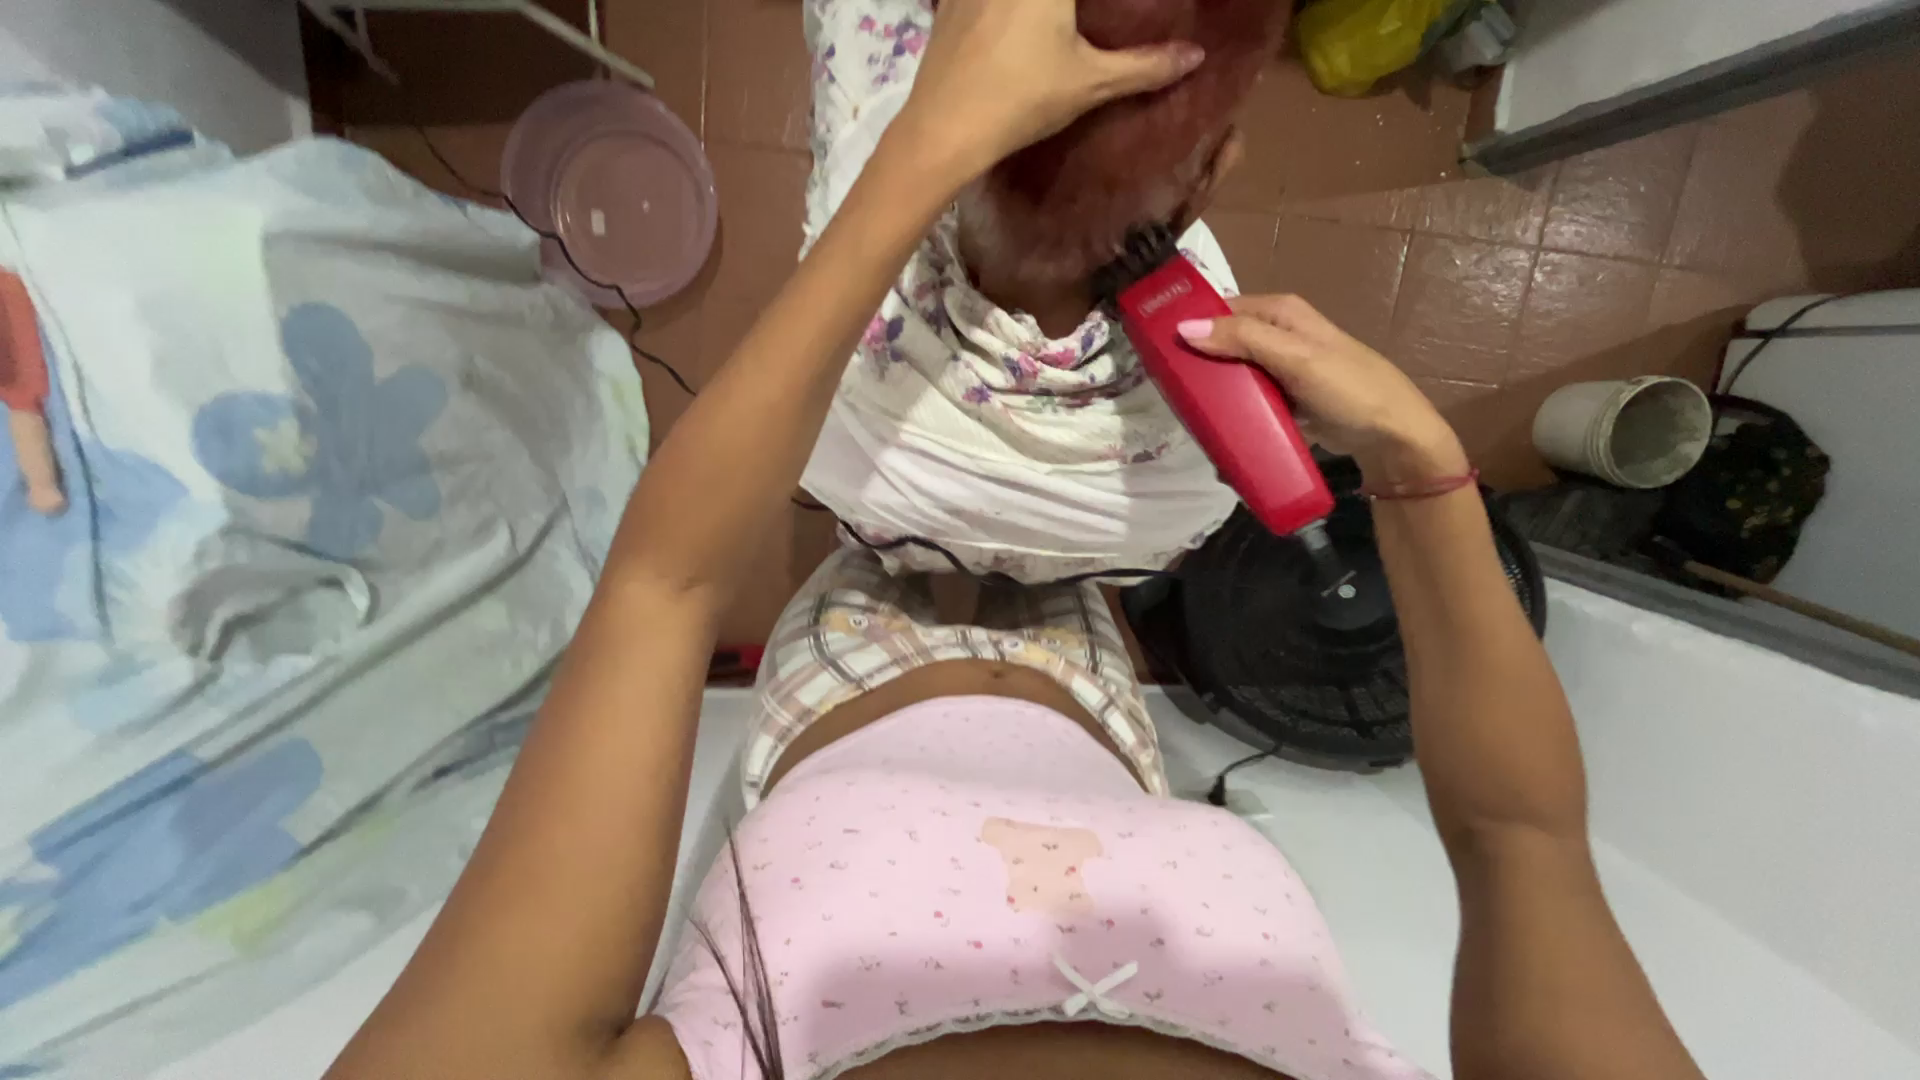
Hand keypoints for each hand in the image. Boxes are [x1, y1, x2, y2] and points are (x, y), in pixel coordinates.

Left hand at [893, 0, 1205, 182]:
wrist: (943, 130)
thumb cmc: (1021, 101)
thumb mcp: (1089, 84)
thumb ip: (1143, 66)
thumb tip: (1194, 57)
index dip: (1098, 5)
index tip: (1095, 18)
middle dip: (1074, 7)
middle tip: (1084, 18)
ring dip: (1043, 6)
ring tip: (1057, 20)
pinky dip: (1002, 4)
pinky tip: (1013, 22)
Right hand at [1176, 295, 1467, 479]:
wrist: (1392, 436)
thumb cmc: (1349, 389)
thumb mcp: (1296, 359)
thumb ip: (1243, 340)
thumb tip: (1183, 328)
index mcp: (1280, 312)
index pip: (1219, 309)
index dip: (1188, 324)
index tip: (1155, 352)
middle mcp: (1276, 334)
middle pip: (1220, 342)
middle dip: (1195, 365)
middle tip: (1168, 393)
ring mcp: (1277, 368)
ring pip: (1229, 374)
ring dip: (1209, 394)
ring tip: (1187, 416)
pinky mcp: (1280, 398)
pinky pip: (1243, 400)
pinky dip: (1228, 412)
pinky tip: (1214, 431)